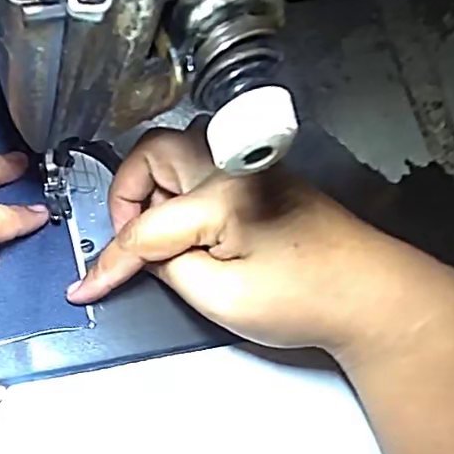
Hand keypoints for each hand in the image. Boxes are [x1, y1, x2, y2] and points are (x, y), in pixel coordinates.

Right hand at [67, 124, 453, 365]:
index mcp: (223, 194)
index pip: (145, 228)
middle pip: (152, 153)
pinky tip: (192, 232)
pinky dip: (180, 194)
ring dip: (153, 189)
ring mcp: (250, 165)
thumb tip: (141, 255)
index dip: (109, 263)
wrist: (369, 294)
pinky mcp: (260, 176)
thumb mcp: (219, 298)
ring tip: (162, 239)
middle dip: (127, 197)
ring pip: (176, 154)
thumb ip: (168, 268)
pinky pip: (202, 168)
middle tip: (132, 244)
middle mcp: (233, 164)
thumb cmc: (302, 299)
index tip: (84, 289)